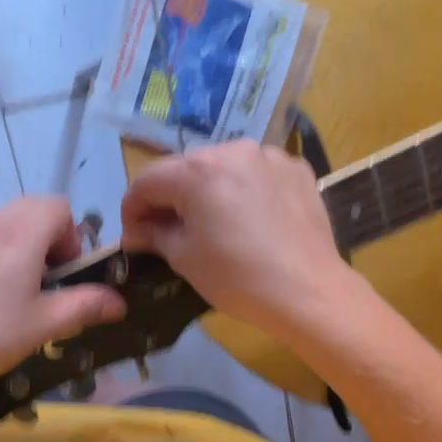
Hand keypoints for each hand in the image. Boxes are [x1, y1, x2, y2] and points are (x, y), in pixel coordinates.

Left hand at [0, 196, 125, 398]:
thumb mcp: (45, 324)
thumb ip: (85, 306)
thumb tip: (118, 302)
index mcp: (20, 234)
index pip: (59, 207)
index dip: (72, 237)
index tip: (66, 275)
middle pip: (32, 208)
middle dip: (49, 238)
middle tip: (47, 282)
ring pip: (5, 221)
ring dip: (22, 244)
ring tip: (18, 291)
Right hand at [120, 141, 357, 335]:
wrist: (308, 291)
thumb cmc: (237, 278)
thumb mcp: (185, 259)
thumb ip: (155, 236)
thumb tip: (137, 232)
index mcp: (196, 171)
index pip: (147, 180)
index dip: (132, 209)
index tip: (134, 237)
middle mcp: (231, 150)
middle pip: (185, 169)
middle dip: (171, 198)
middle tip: (169, 233)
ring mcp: (269, 156)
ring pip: (223, 167)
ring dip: (209, 191)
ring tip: (213, 224)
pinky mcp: (296, 170)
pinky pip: (257, 174)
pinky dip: (245, 191)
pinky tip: (250, 221)